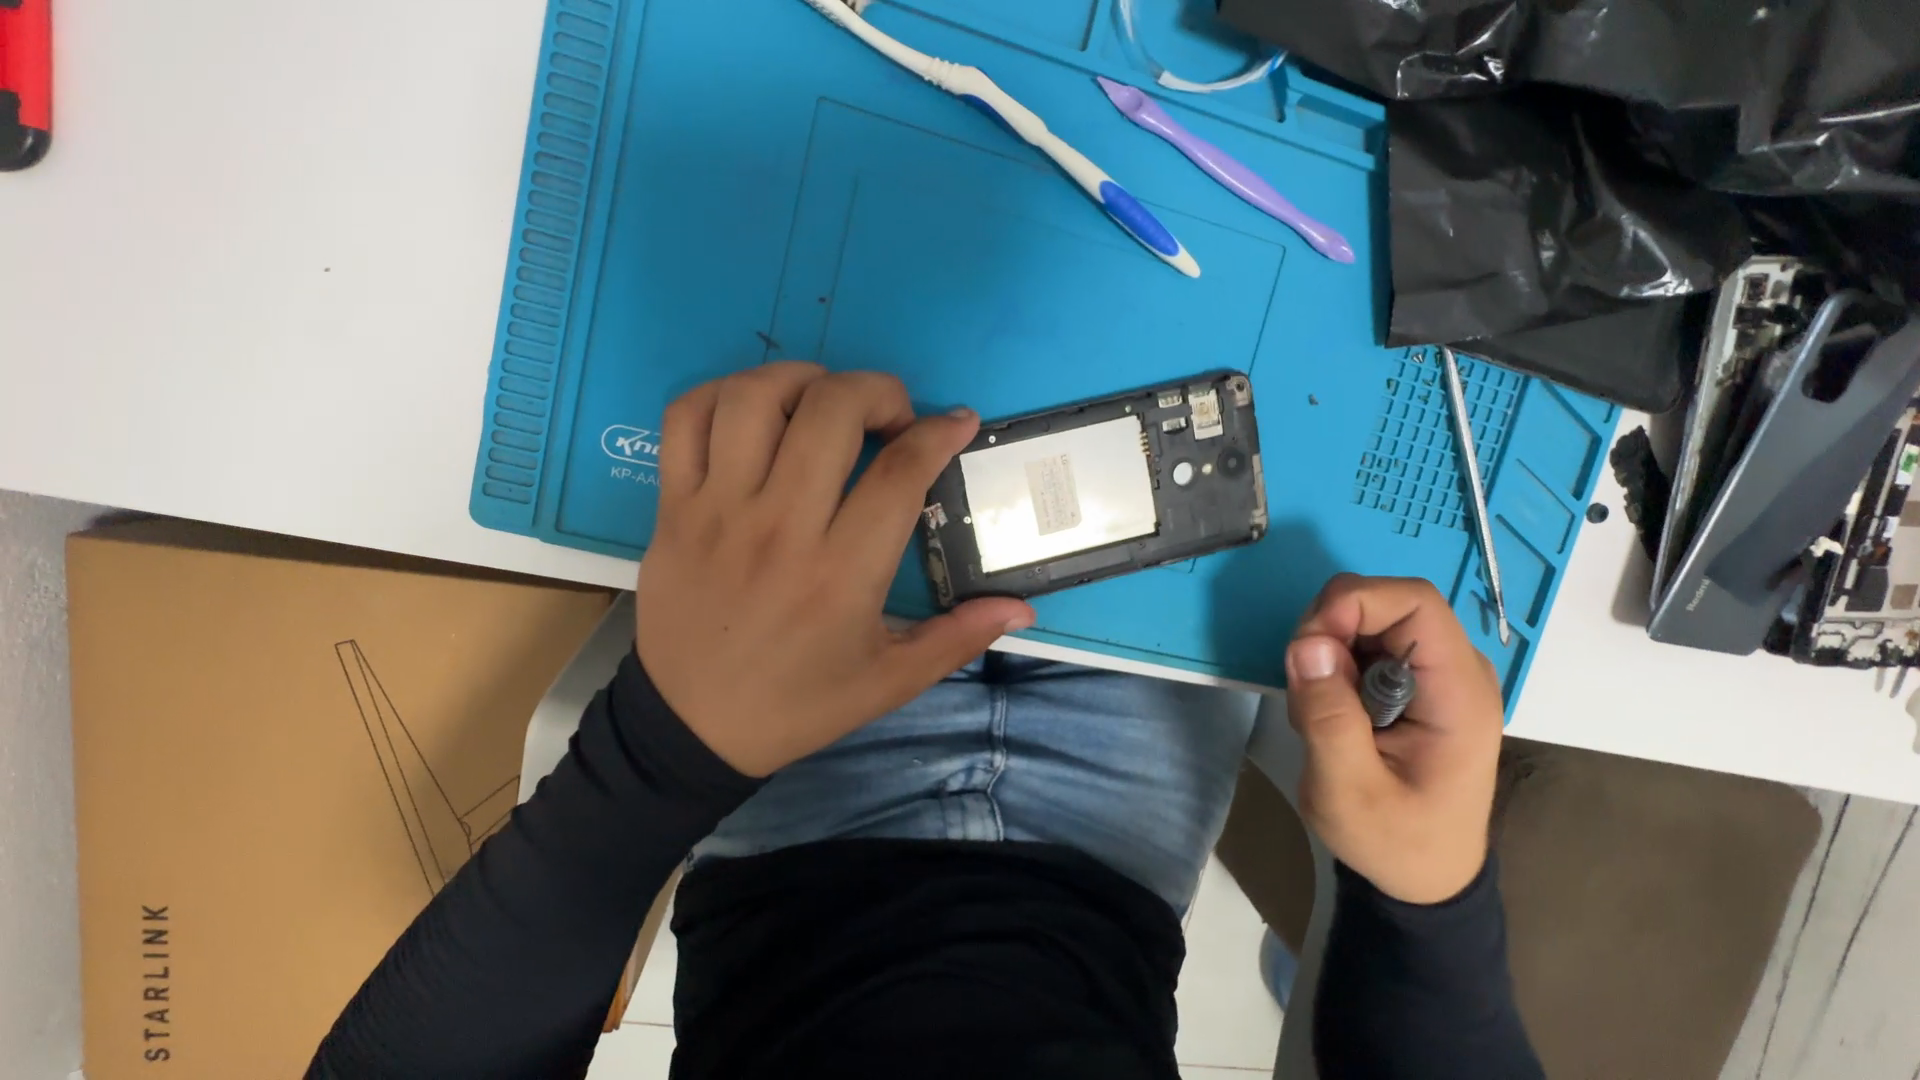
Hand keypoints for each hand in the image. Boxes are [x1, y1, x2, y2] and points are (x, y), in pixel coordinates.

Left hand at [635, 362, 1035, 777]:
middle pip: (831, 409)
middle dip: (879, 391)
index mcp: (842, 572)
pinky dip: (724, 393)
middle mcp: (781, 527)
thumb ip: (958, 639)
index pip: (901, 470)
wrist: (691, 728)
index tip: (957, 423)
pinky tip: (758, 413)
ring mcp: (718, 510)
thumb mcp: (889, 683)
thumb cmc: (797, 704)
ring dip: (804, 379)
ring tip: (825, 403)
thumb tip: (1023, 610)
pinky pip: (686, 418)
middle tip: (893, 418)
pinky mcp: (673, 506)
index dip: (940, 431)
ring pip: (755, 398)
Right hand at [1285, 574, 1503, 904]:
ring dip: (1326, 650)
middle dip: (1329, 628)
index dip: (1354, 604)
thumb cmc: (1393, 842)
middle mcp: (1456, 671)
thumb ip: (1328, 716)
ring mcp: (1435, 675)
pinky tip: (1328, 713)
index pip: (1414, 602)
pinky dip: (1332, 665)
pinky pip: (1364, 644)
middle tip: (1303, 684)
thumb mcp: (1347, 791)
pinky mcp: (1413, 683)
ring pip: (1369, 620)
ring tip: (1316, 713)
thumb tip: (1307, 643)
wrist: (1423, 878)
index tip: (1308, 646)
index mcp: (1459, 695)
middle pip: (1387, 603)